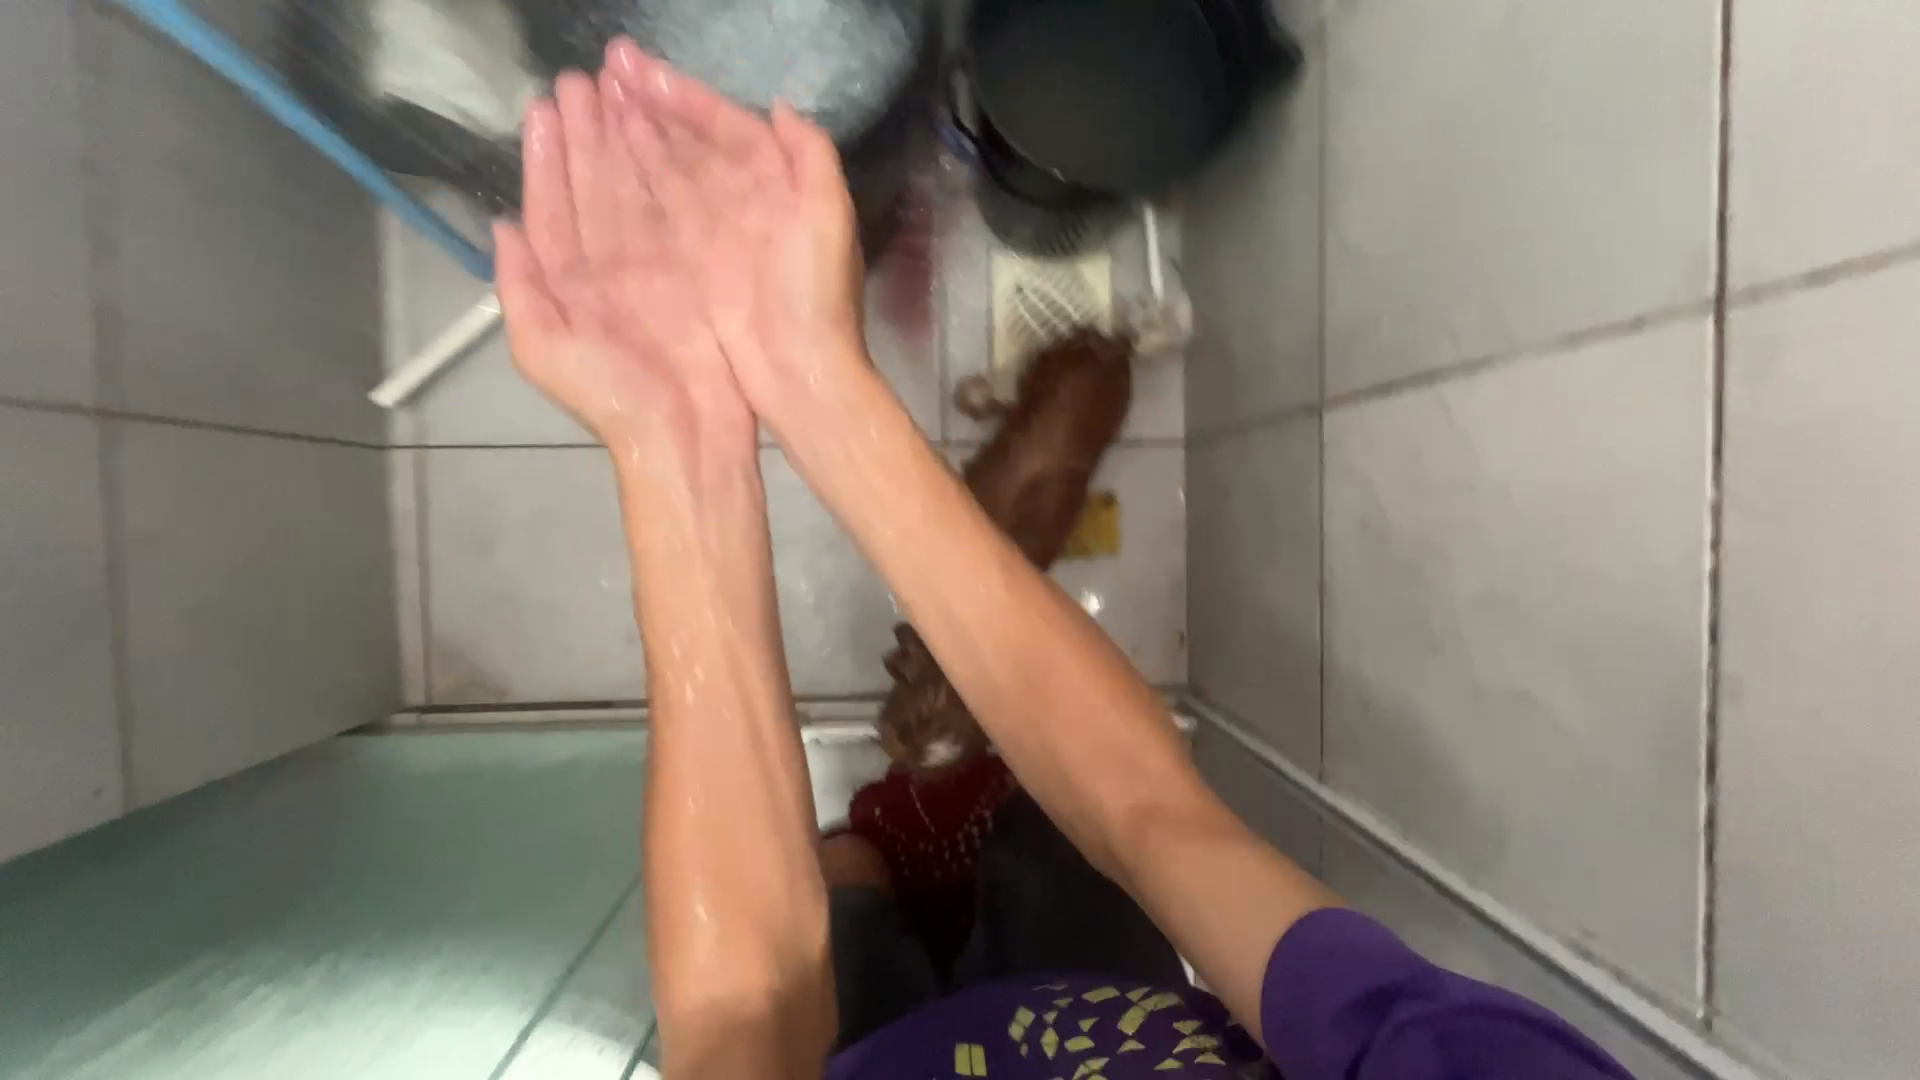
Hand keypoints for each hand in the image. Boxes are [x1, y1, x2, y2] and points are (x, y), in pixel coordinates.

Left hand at [494, 62, 755, 463]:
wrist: (686, 437)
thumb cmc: (613, 399)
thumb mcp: (542, 349)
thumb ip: (518, 288)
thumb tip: (502, 226)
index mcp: (565, 286)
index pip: (550, 210)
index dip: (546, 159)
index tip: (544, 108)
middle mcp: (606, 271)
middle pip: (591, 192)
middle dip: (584, 139)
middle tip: (581, 82)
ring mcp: (653, 272)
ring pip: (632, 197)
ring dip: (622, 148)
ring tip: (616, 96)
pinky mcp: (694, 278)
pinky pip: (675, 219)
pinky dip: (666, 181)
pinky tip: (661, 143)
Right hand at [603, 39, 870, 444]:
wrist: (801, 374)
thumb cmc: (816, 299)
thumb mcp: (830, 221)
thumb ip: (812, 158)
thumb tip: (780, 110)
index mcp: (782, 189)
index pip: (732, 129)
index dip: (689, 98)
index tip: (638, 72)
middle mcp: (749, 208)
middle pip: (697, 147)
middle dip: (653, 109)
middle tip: (603, 72)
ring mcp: (721, 240)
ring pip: (674, 176)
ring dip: (636, 140)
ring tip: (592, 102)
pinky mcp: (697, 271)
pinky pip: (662, 219)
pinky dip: (635, 189)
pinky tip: (605, 163)